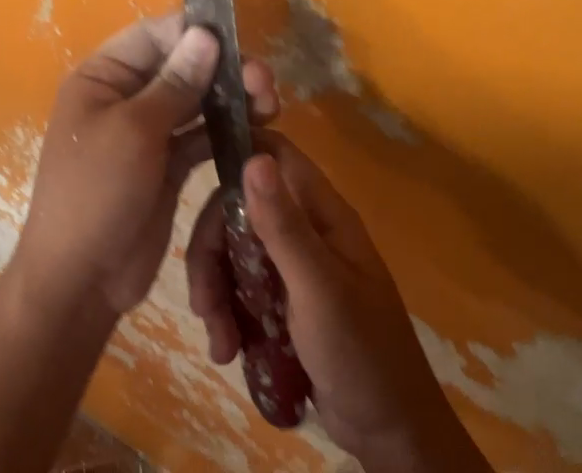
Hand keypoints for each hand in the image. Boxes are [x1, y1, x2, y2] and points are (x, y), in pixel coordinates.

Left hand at [10, 14, 278, 319]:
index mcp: (102, 77)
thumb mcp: (134, 132)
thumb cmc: (96, 194)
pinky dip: (227, 132)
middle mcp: (124, 97)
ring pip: (196, 101)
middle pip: (181, 65)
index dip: (197, 32)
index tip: (240, 43)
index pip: (154, 35)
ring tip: (271, 106)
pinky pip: (201, 136)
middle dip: (224, 68)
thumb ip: (174, 83)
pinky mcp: (167, 166)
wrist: (81, 280)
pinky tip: (258, 131)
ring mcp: (147, 133)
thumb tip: (205, 34)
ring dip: (231, 99)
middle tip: (266, 84)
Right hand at [186, 134, 487, 471]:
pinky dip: (227, 315)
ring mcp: (293, 268)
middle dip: (211, 251)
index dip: (237, 150)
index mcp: (322, 215)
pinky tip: (227, 350)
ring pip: (233, 253)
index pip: (275, 156)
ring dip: (216, 292)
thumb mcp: (318, 289)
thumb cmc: (361, 353)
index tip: (192, 164)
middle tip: (203, 303)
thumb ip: (284, 226)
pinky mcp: (282, 302)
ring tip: (220, 343)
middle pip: (239, 211)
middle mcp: (306, 232)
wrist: (389, 431)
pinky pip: (240, 289)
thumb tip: (253, 157)